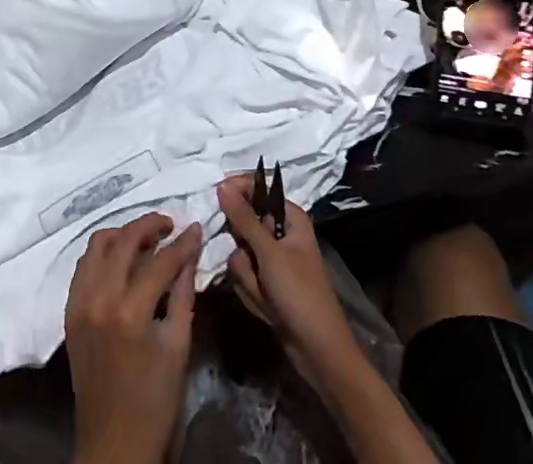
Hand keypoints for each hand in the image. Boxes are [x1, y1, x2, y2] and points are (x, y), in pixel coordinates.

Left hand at [65, 213, 203, 463]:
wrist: (114, 446)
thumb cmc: (156, 401)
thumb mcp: (179, 345)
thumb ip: (183, 291)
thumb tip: (191, 250)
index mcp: (130, 312)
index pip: (160, 260)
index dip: (182, 242)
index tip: (196, 227)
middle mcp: (98, 300)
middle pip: (123, 241)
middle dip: (149, 225)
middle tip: (170, 225)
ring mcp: (78, 306)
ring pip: (96, 246)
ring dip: (122, 235)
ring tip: (146, 240)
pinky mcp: (68, 314)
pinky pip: (83, 268)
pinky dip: (102, 255)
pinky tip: (122, 261)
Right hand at [216, 175, 360, 385]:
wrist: (316, 348)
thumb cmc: (298, 292)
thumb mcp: (269, 253)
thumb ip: (244, 219)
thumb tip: (223, 185)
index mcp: (290, 217)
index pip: (257, 189)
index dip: (237, 191)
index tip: (215, 196)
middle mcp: (280, 233)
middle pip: (242, 226)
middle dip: (243, 251)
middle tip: (256, 267)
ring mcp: (271, 260)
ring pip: (239, 255)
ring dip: (248, 277)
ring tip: (266, 294)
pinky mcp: (265, 282)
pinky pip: (244, 276)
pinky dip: (250, 291)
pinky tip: (265, 306)